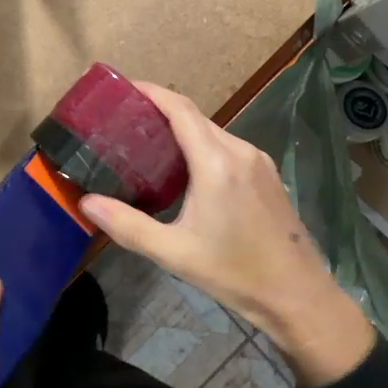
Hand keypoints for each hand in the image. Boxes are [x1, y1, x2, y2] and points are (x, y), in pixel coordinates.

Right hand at [77, 83, 375, 387]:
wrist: (300, 298)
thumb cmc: (235, 274)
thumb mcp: (175, 253)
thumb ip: (128, 225)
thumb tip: (86, 203)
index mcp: (215, 163)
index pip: (180, 108)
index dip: (151, 92)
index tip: (123, 88)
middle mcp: (239, 152)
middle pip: (194, 116)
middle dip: (160, 110)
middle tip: (125, 119)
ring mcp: (258, 161)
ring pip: (212, 131)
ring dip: (182, 129)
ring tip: (150, 141)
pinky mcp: (268, 175)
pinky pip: (227, 146)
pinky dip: (202, 144)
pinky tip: (186, 168)